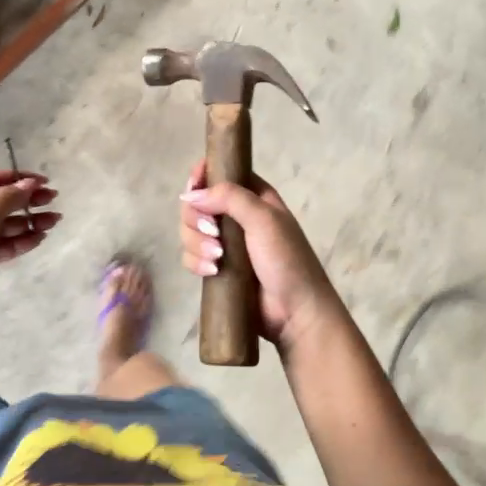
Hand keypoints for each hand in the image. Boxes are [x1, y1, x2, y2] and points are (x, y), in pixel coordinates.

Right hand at [177, 161, 341, 348]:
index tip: (194, 185)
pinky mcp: (215, 267)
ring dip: (197, 243)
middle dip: (197, 217)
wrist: (295, 312)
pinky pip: (191, 256)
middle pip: (197, 202)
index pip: (220, 173)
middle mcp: (236, 215)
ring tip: (217, 258)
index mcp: (253, 196)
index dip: (203, 176)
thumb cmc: (286, 259)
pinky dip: (196, 262)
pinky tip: (212, 272)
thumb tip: (191, 194)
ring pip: (190, 230)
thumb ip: (229, 197)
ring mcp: (224, 243)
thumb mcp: (264, 219)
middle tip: (213, 232)